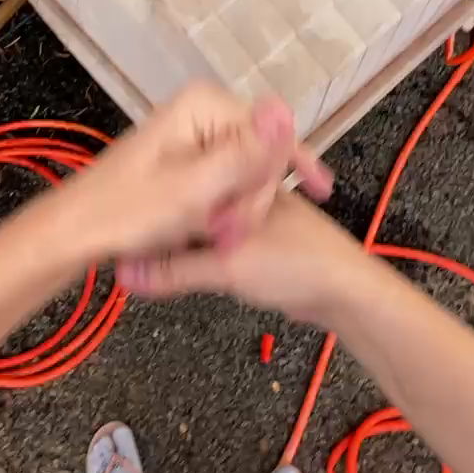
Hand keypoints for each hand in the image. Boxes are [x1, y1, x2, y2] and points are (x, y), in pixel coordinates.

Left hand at [43, 82, 332, 261]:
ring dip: (238, 209)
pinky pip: (229, 176)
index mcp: (204, 104)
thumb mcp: (195, 189)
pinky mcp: (190, 153)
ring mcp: (196, 130)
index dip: (269, 184)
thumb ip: (245, 152)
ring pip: (249, 170)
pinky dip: (227, 206)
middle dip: (249, 200)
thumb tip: (286, 107)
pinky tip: (219, 232)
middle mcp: (204, 108)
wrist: (78, 229)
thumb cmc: (129, 212)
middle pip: (262, 154)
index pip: (274, 138)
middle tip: (223, 237)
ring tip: (214, 238)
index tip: (246, 223)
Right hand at [115, 191, 375, 325]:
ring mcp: (257, 220)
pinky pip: (222, 242)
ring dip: (184, 239)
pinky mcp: (264, 246)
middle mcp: (246, 193)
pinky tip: (185, 267)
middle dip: (166, 218)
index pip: (188, 177)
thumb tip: (122, 273)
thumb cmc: (293, 263)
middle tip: (131, 239)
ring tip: (148, 253)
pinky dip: (203, 252)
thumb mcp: (226, 266)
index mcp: (239, 180)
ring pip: (209, 224)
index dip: (157, 193)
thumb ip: (174, 270)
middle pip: (195, 201)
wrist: (350, 295)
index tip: (126, 212)